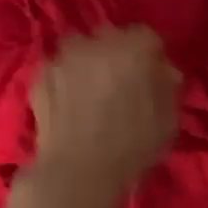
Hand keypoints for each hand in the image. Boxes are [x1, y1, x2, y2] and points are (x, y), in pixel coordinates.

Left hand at [28, 27, 178, 205]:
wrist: (78, 171)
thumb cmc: (133, 146)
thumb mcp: (169, 120)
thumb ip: (168, 87)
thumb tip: (163, 72)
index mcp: (132, 50)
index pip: (148, 36)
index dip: (153, 55)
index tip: (155, 76)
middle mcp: (95, 44)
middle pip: (110, 37)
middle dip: (118, 53)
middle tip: (124, 82)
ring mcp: (62, 58)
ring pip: (80, 48)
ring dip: (88, 61)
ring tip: (93, 89)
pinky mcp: (38, 76)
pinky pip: (59, 68)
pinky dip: (66, 78)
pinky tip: (71, 103)